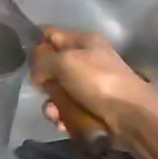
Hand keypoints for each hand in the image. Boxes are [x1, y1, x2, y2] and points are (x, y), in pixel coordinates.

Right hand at [29, 27, 156, 134]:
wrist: (131, 115)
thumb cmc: (97, 81)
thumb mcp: (65, 61)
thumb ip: (42, 60)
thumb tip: (35, 72)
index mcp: (84, 41)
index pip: (52, 35)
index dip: (37, 45)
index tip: (26, 60)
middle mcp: (88, 60)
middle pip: (54, 66)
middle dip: (44, 81)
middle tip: (41, 89)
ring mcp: (92, 85)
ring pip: (60, 91)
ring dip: (52, 103)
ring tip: (54, 113)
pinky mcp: (94, 107)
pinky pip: (70, 109)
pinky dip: (63, 116)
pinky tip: (62, 123)